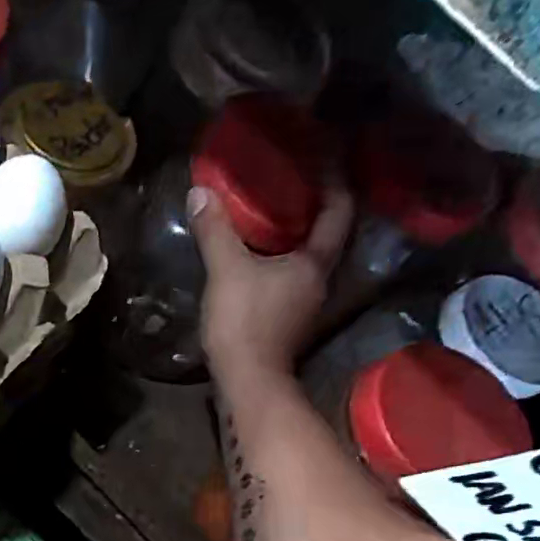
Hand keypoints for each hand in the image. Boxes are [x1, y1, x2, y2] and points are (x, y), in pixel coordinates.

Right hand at [190, 178, 354, 384]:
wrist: (248, 381)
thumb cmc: (245, 323)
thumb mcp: (226, 272)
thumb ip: (215, 232)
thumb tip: (200, 192)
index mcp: (316, 262)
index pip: (338, 210)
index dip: (334, 181)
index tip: (322, 158)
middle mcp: (320, 280)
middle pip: (325, 235)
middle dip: (310, 209)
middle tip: (288, 185)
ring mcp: (305, 305)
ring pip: (306, 260)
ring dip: (292, 239)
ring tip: (268, 219)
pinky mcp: (287, 323)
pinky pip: (288, 281)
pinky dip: (278, 264)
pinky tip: (256, 261)